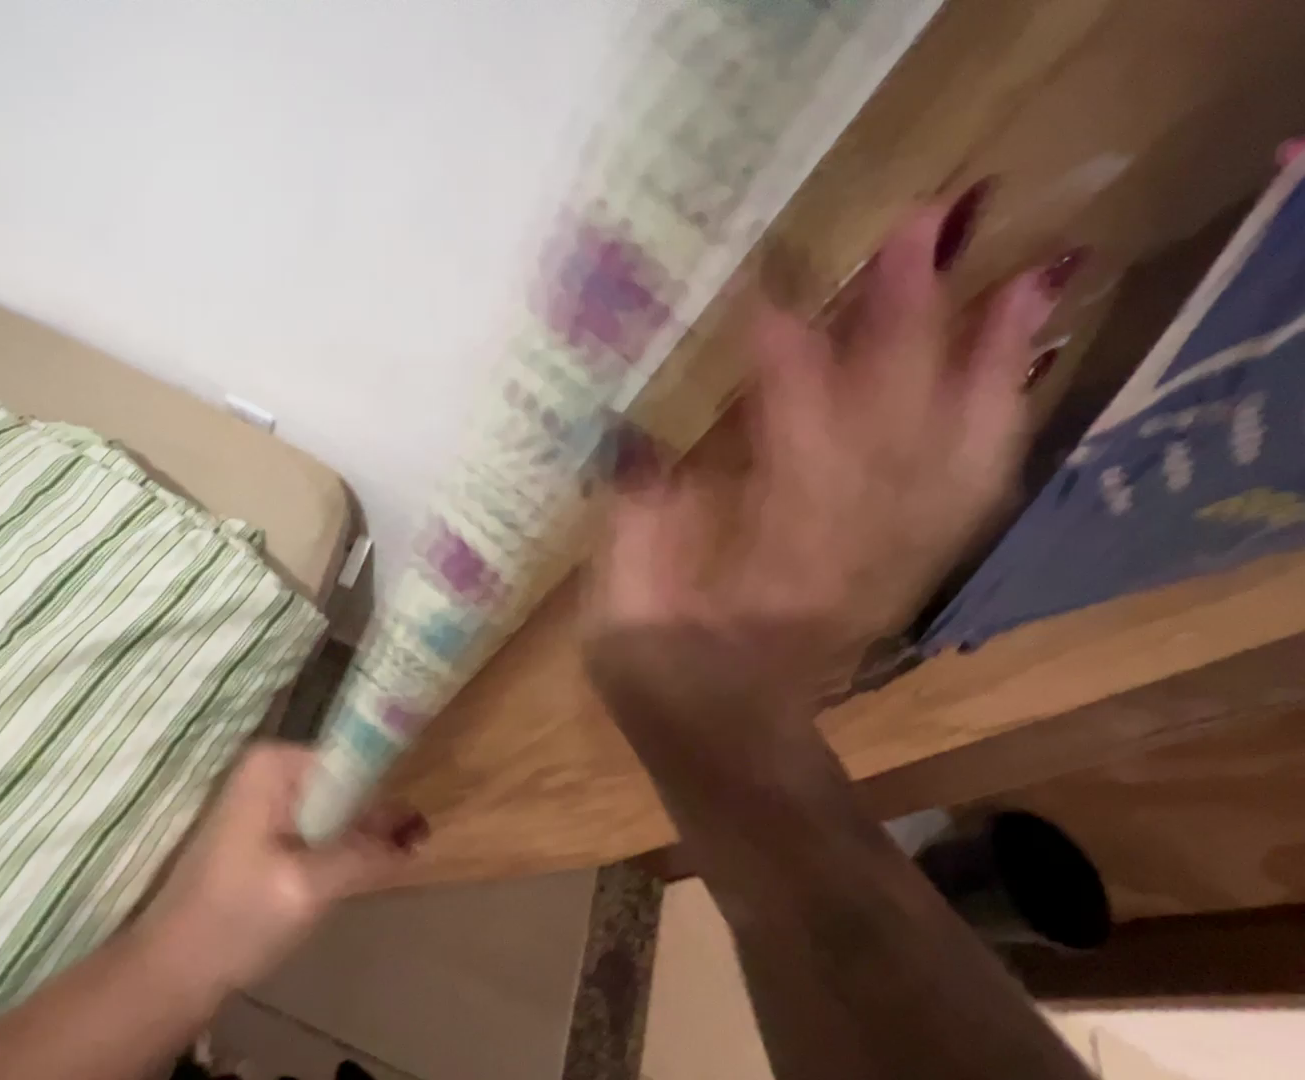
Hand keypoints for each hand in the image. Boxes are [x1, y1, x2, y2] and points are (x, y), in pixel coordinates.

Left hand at [131, 743, 426, 994]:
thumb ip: (366, 851)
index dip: (383, 801)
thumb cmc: (236, 920)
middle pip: (345, 786)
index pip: (353, 763)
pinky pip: (314, 828)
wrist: (173, 970)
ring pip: (333, 811)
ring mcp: (260, 797)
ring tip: (365, 877)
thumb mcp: (310, 885)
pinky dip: (332, 853)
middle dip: (369, 825)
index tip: (412, 839)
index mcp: (274, 762)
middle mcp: (267, 767)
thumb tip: (419, 828)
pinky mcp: (259, 829)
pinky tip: (335, 884)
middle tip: (390, 866)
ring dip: (353, 843)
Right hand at [588, 201, 1069, 696]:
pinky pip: (969, 484)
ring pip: (957, 455)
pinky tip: (1010, 361)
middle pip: (897, 435)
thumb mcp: (620, 620)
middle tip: (914, 233)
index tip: (772, 296)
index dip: (788, 376)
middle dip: (908, 328)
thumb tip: (634, 441)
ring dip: (988, 363)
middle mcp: (852, 561)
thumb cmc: (661, 681)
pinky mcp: (907, 559)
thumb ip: (633, 532)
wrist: (734, 744)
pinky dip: (997, 416)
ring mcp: (892, 561)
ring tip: (1016, 276)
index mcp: (770, 577)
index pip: (794, 460)